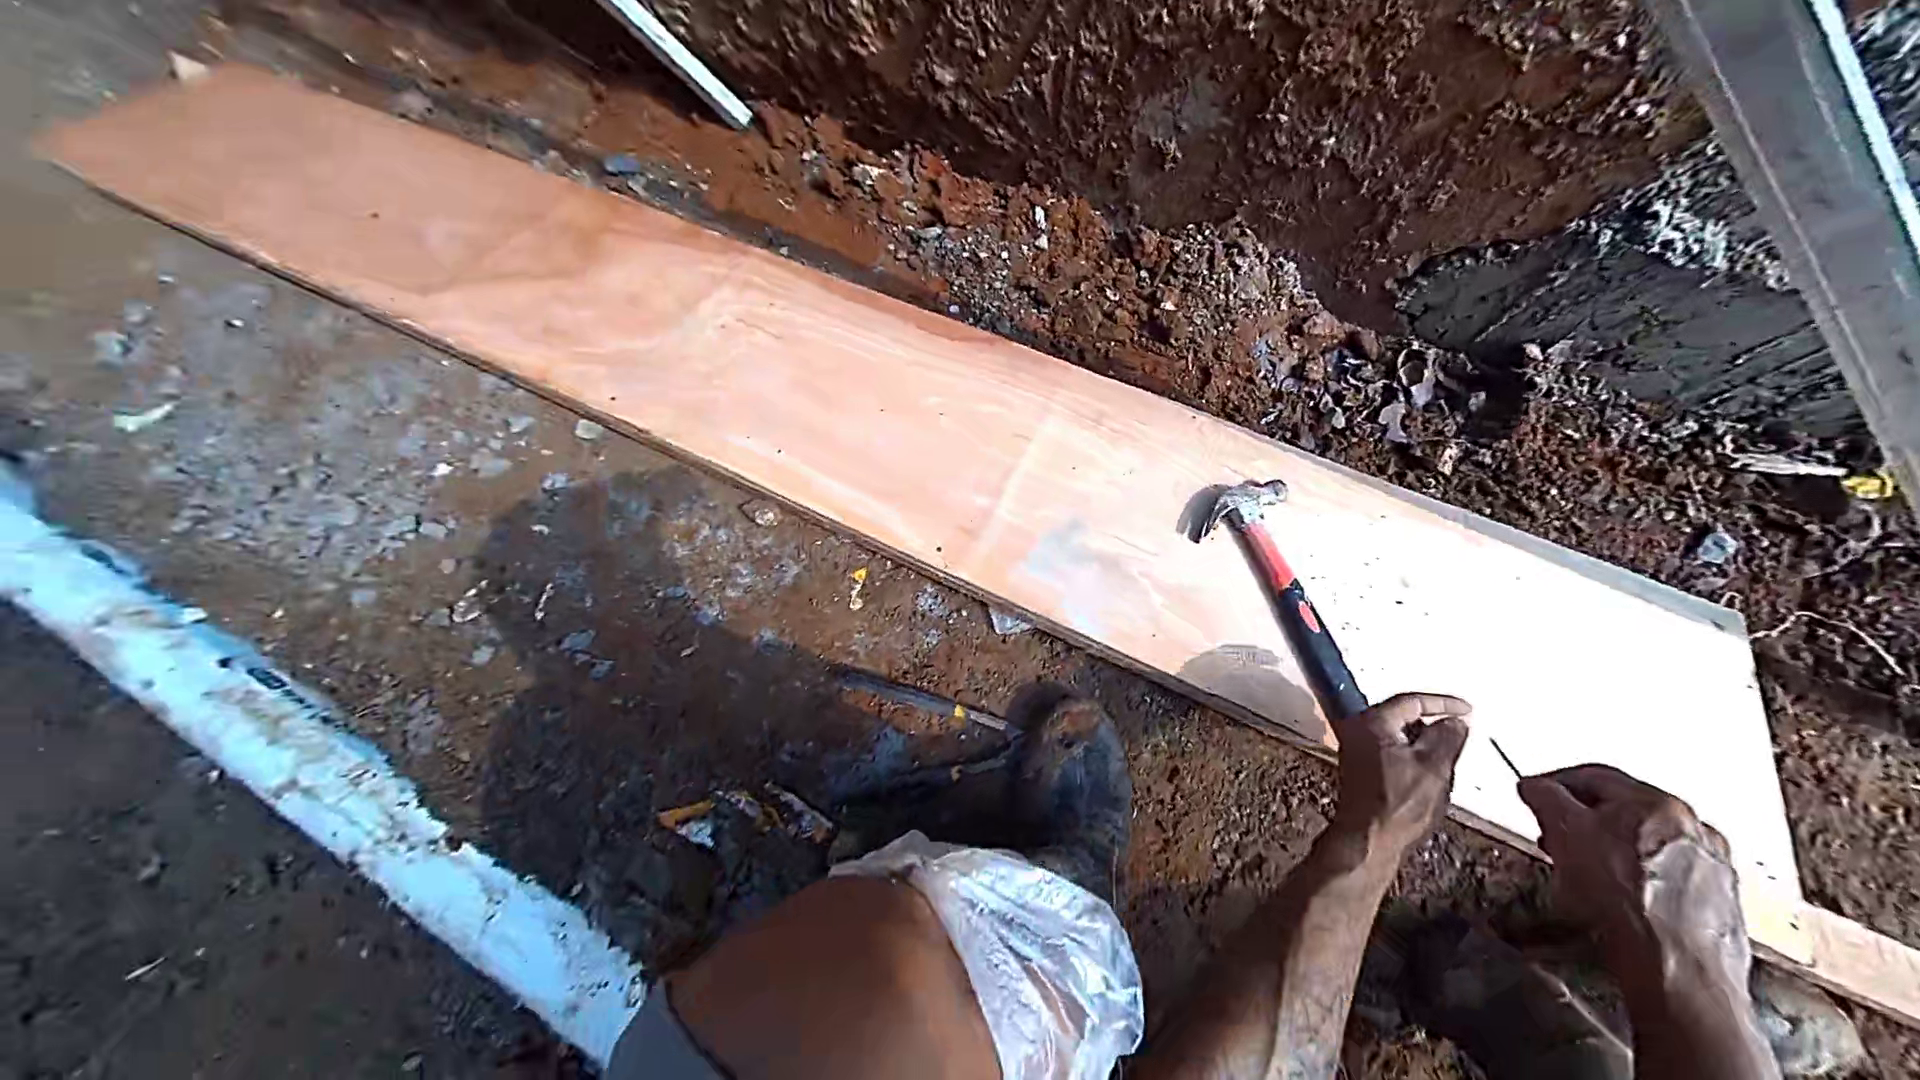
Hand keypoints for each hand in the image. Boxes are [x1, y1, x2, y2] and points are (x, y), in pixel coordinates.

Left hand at [1328, 693, 1471, 860]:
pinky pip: (1390, 749)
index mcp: (1371, 722)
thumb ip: (1447, 737)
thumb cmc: (1400, 803)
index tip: (1468, 709)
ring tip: (1448, 756)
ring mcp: (1355, 748)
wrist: (1369, 837)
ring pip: (1397, 735)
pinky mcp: (1359, 766)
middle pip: (1401, 716)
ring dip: (1423, 741)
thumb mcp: (1434, 766)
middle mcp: (1357, 730)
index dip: (1443, 703)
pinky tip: (1429, 771)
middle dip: (1433, 723)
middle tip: (1460, 732)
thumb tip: (1455, 721)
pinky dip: (1412, 753)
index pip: (1410, 701)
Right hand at [1518, 766, 1748, 986]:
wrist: (1675, 968)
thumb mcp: (1561, 829)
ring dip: (1606, 847)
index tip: (1533, 795)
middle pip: (1620, 808)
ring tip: (1581, 869)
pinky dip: (1634, 876)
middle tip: (1553, 834)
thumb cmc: (1624, 900)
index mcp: (1660, 803)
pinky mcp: (1718, 901)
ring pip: (1643, 840)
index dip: (1551, 783)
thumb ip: (1543, 795)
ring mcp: (1713, 867)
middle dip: (1579, 819)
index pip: (1591, 775)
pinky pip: (1664, 872)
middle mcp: (1695, 829)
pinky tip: (1615, 894)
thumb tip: (1535, 786)